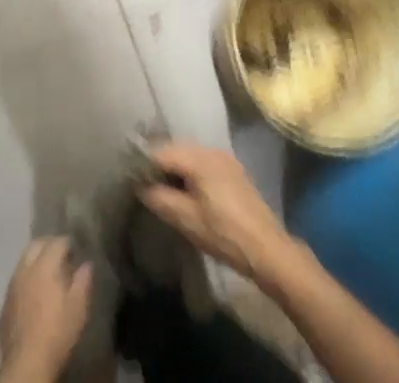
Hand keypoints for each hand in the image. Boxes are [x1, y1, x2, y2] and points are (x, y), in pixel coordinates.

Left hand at [0, 237, 93, 381]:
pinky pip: (16, 279)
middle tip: (62, 255)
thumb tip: (86, 263)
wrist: (26, 361)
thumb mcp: (78, 307)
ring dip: (36, 260)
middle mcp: (24, 270)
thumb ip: (83, 280)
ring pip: (23, 261)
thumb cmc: (57, 332)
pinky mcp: (5, 301)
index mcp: (44, 267)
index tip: (77, 248)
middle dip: (49, 245)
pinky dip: (27, 277)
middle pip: (35, 245)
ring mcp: (12, 285)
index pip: (56, 243)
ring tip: (49, 272)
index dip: (68, 242)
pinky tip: (34, 291)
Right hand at [138, 143, 302, 285]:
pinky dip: (190, 173)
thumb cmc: (223, 234)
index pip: (161, 152)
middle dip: (158, 165)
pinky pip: (203, 164)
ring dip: (174, 169)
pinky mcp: (234, 172)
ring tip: (161, 190)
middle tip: (143, 185)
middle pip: (176, 150)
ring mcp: (226, 160)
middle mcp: (213, 151)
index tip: (130, 181)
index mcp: (200, 158)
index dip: (143, 165)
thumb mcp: (185, 219)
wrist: (267, 249)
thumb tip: (141, 186)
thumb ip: (159, 197)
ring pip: (190, 156)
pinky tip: (185, 192)